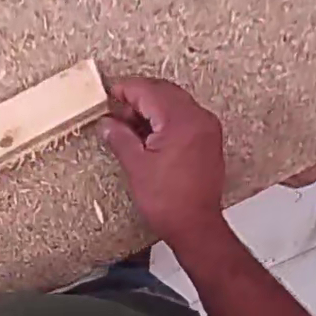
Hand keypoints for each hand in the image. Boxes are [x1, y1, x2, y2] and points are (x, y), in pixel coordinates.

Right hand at [98, 76, 228, 242]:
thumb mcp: (136, 167)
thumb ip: (120, 139)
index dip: (126, 90)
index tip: (110, 93)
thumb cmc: (170, 203)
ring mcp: (206, 129)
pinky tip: (149, 136)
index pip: (149, 91)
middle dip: (138, 99)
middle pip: (164, 93)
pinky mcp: (208, 142)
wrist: (195, 226)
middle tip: (116, 112)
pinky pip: (185, 119)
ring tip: (129, 128)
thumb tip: (108, 124)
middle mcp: (198, 118)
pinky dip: (165, 121)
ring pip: (175, 105)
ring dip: (151, 110)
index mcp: (180, 120)